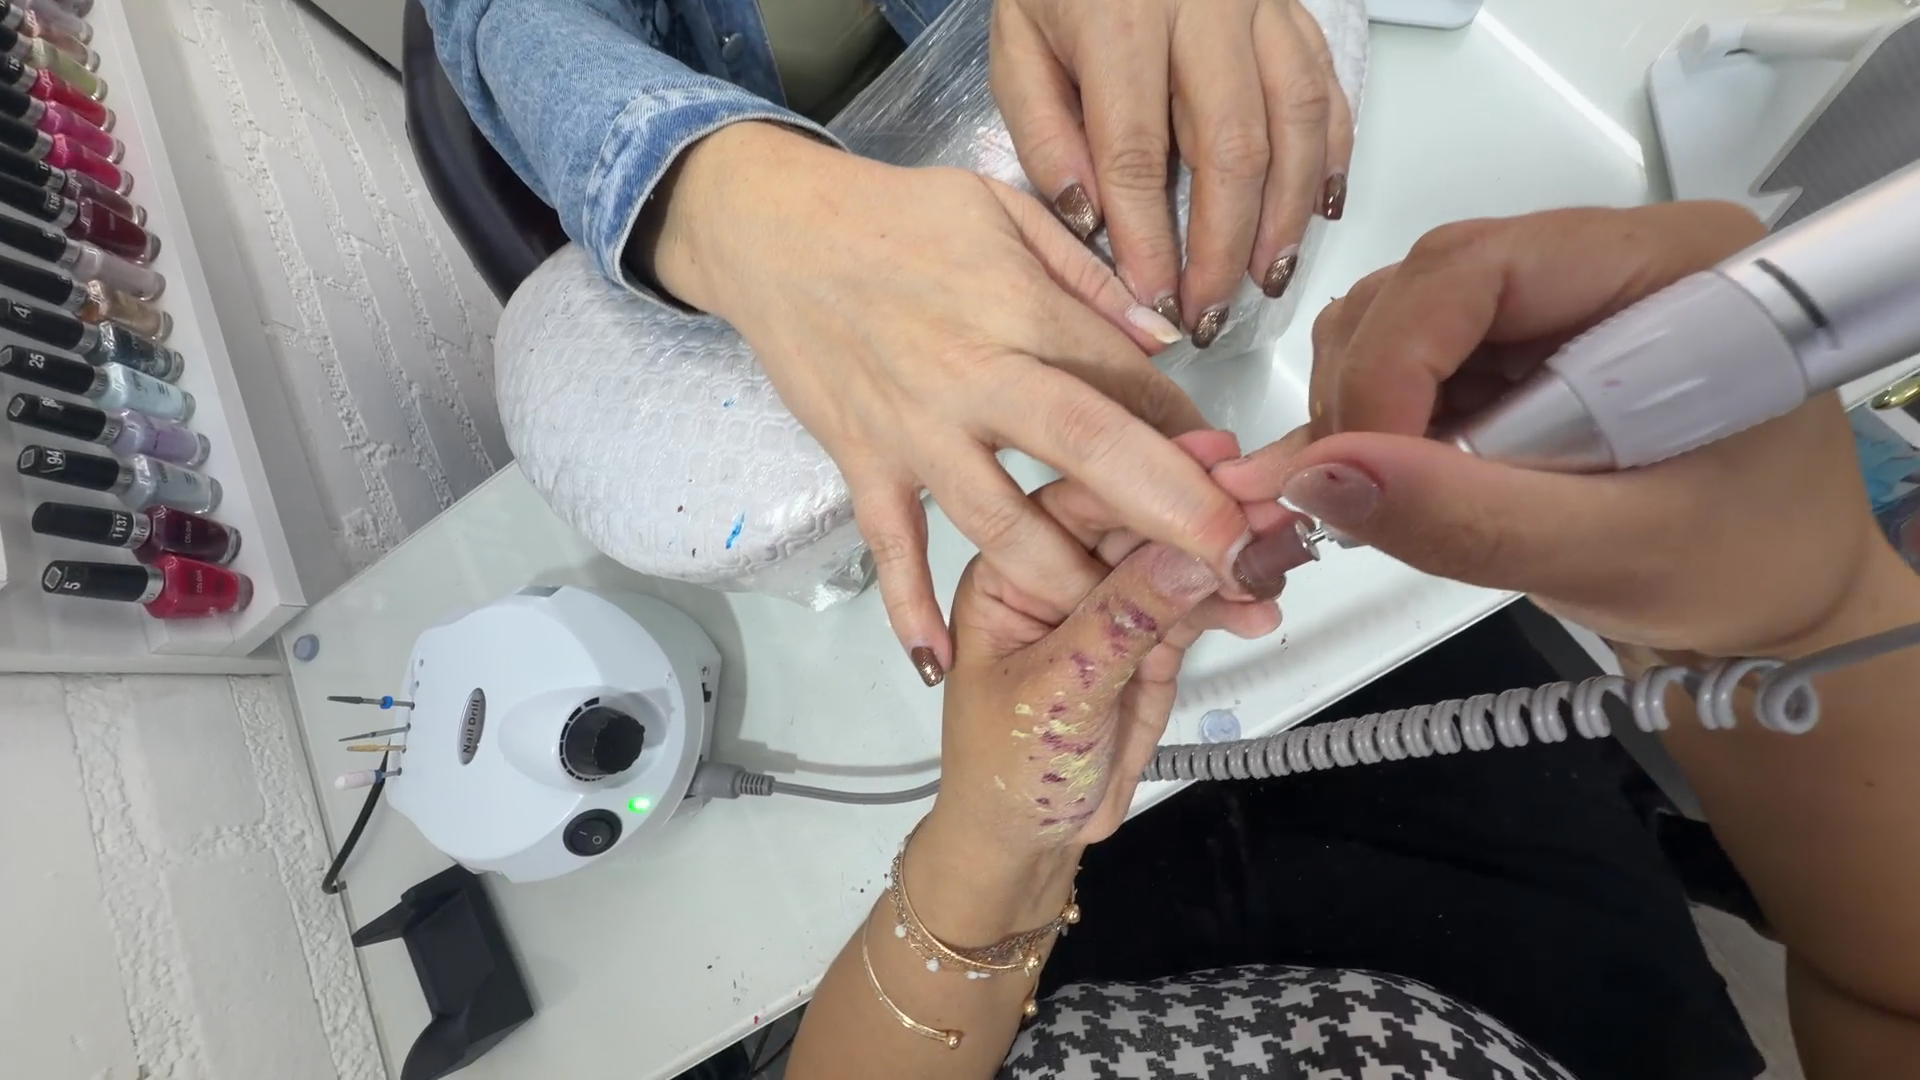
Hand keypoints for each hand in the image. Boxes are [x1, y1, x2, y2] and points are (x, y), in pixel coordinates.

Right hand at [646, 123, 1254, 683]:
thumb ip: (1087, 280)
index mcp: (1020, 310)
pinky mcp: (861, 466)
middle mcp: (971, 381)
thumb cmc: (898, 215)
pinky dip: (907, 605)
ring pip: (997, 522)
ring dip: (1067, 578)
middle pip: (1085, 452)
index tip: (1239, 490)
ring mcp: (911, 433)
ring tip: (1129, 626)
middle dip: (1169, 513)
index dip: (1192, 439)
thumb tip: (1159, 343)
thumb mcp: (1005, 211)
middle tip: (1240, 569)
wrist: (776, 233)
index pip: (1128, 382)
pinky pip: (888, 546)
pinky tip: (936, 660)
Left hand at [930, 431, 1298, 853]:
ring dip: (1227, 560)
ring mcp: (1109, 607)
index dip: (1143, 480)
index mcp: (1010, 571)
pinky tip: (1260, 610)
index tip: (1216, 463)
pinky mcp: (1147, 641)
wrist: (1029, 837)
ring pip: (1174, 565)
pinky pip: (1193, 610)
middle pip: (1137, 526)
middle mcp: (1060, 575)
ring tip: (1281, 557)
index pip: (1077, 505)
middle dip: (1202, 515)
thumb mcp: (1059, 690)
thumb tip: (1197, 549)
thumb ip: (1124, 620)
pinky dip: (1229, 608)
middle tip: (1271, 504)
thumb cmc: (1007, 767)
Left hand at [991, 0, 1352, 343]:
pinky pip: (1327, 80)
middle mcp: (1203, 6)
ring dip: (1287, 213)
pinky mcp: (1291, 3)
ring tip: (1269, 280)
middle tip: (1212, 314)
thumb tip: (1092, 221)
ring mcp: (1259, 1)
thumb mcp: (1016, 50)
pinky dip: (1331, 151)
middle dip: (1224, 246)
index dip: (1149, 242)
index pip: (1137, 157)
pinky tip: (1322, 209)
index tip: (1152, 303)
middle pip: (1231, 148)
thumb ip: (1045, 135)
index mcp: (1119, 21)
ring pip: (1296, 117)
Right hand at [1212, 204, 1887, 657]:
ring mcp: (1524, 311)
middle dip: (1359, 399)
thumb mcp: (1604, 553)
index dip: (1392, 364)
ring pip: (1372, 326)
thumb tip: (1312, 477)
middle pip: (1407, 293)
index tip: (1366, 471)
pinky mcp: (1485, 353)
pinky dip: (1345, 432)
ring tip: (1389, 496)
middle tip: (1370, 498)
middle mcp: (1581, 266)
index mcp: (1661, 268)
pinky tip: (1361, 484)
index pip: (1469, 270)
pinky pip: (1372, 364)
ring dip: (1347, 417)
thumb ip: (1464, 517)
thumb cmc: (1726, 566)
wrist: (1750, 587)